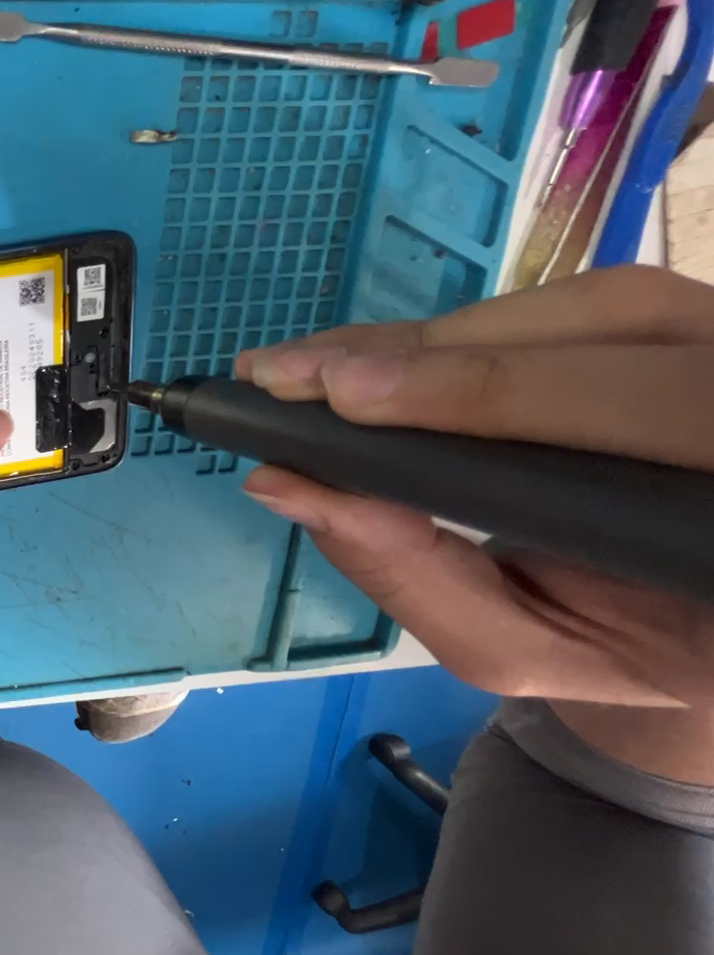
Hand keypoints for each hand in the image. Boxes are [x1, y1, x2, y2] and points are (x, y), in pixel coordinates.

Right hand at [234, 266, 713, 706]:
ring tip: (296, 370)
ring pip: (582, 305)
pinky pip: (563, 309)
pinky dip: (441, 334)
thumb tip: (282, 486)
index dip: (494, 391)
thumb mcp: (515, 648)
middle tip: (281, 376)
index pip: (662, 414)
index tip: (347, 396)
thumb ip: (412, 577)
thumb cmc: (612, 650)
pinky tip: (356, 360)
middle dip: (426, 354)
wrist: (691, 619)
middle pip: (613, 328)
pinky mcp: (684, 335)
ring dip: (418, 338)